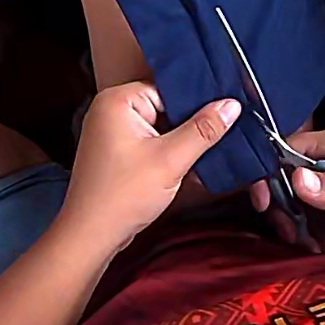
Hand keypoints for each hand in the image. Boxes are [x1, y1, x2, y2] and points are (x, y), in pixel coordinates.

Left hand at [61, 81, 240, 253]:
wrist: (93, 236)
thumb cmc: (122, 195)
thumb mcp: (172, 159)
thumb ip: (204, 129)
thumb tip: (231, 105)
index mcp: (118, 101)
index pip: (169, 88)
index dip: (198, 101)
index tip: (226, 110)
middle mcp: (112, 110)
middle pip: (167, 107)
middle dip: (193, 124)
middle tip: (220, 134)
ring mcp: (114, 133)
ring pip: (164, 127)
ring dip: (184, 141)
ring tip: (206, 152)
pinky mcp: (120, 152)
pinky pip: (154, 143)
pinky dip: (172, 153)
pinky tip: (190, 166)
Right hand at [247, 129, 324, 257]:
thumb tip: (296, 177)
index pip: (282, 150)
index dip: (268, 176)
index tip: (266, 205)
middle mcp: (324, 158)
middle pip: (280, 177)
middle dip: (281, 208)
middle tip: (292, 234)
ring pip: (288, 199)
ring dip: (293, 224)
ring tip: (310, 242)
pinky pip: (302, 214)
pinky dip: (305, 230)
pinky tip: (318, 243)